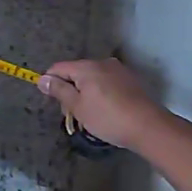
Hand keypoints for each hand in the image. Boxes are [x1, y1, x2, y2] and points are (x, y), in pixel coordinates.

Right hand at [37, 58, 177, 150]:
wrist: (149, 127)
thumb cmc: (108, 117)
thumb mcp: (78, 107)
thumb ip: (59, 90)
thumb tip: (42, 79)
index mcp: (87, 67)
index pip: (58, 68)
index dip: (50, 82)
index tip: (52, 101)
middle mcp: (103, 63)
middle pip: (76, 72)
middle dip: (70, 90)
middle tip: (72, 114)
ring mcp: (119, 70)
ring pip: (93, 78)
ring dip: (85, 93)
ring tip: (89, 115)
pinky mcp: (131, 81)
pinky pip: (107, 83)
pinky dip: (101, 93)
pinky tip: (106, 111)